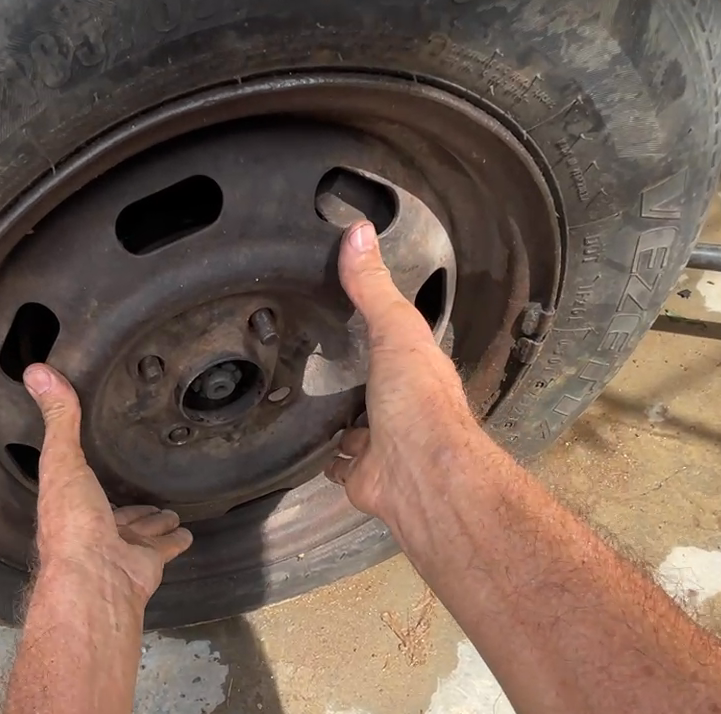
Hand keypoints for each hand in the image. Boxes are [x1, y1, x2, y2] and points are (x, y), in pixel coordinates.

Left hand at [23, 364, 192, 607]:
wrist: (97, 578)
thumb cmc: (72, 525)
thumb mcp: (63, 461)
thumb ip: (60, 419)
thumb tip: (37, 374)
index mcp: (67, 505)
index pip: (77, 482)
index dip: (86, 470)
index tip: (95, 457)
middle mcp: (91, 528)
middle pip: (113, 510)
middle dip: (127, 502)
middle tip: (140, 488)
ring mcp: (119, 547)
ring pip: (139, 531)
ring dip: (151, 521)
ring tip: (165, 509)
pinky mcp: (146, 563)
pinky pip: (164, 548)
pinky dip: (175, 540)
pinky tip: (185, 533)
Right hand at [324, 221, 482, 518]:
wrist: (418, 474)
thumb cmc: (418, 403)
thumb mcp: (396, 330)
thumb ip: (373, 288)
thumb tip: (357, 232)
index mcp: (413, 369)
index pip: (391, 341)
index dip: (373, 329)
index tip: (344, 312)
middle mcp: (399, 406)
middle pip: (368, 386)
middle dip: (347, 379)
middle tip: (312, 360)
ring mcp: (379, 442)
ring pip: (351, 427)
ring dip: (333, 420)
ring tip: (301, 402)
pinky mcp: (357, 473)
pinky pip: (335, 463)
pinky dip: (323, 457)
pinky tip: (304, 445)